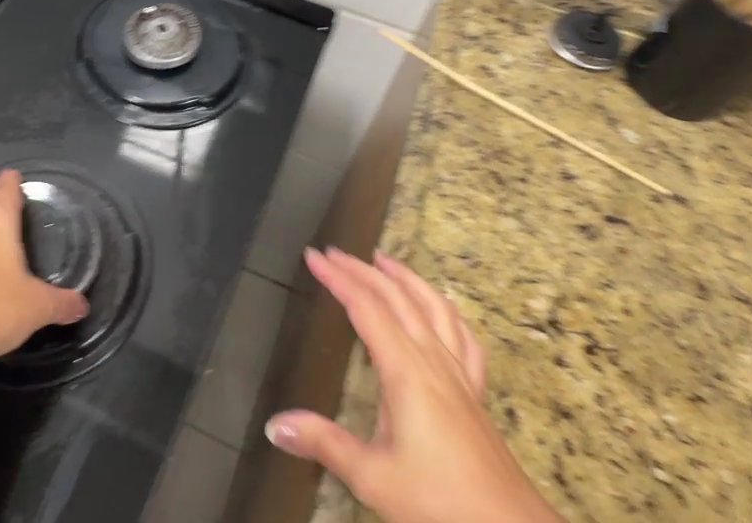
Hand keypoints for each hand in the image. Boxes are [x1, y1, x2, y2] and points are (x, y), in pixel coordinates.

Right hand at [265, 248, 562, 522]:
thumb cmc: (441, 501)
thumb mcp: (371, 475)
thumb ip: (323, 443)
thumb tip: (276, 424)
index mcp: (407, 372)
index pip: (366, 308)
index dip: (338, 278)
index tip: (314, 257)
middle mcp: (435, 362)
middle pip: (398, 298)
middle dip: (363, 270)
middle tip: (334, 253)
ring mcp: (460, 375)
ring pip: (434, 307)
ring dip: (406, 279)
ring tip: (385, 261)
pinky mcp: (475, 393)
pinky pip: (463, 336)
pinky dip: (445, 311)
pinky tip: (440, 311)